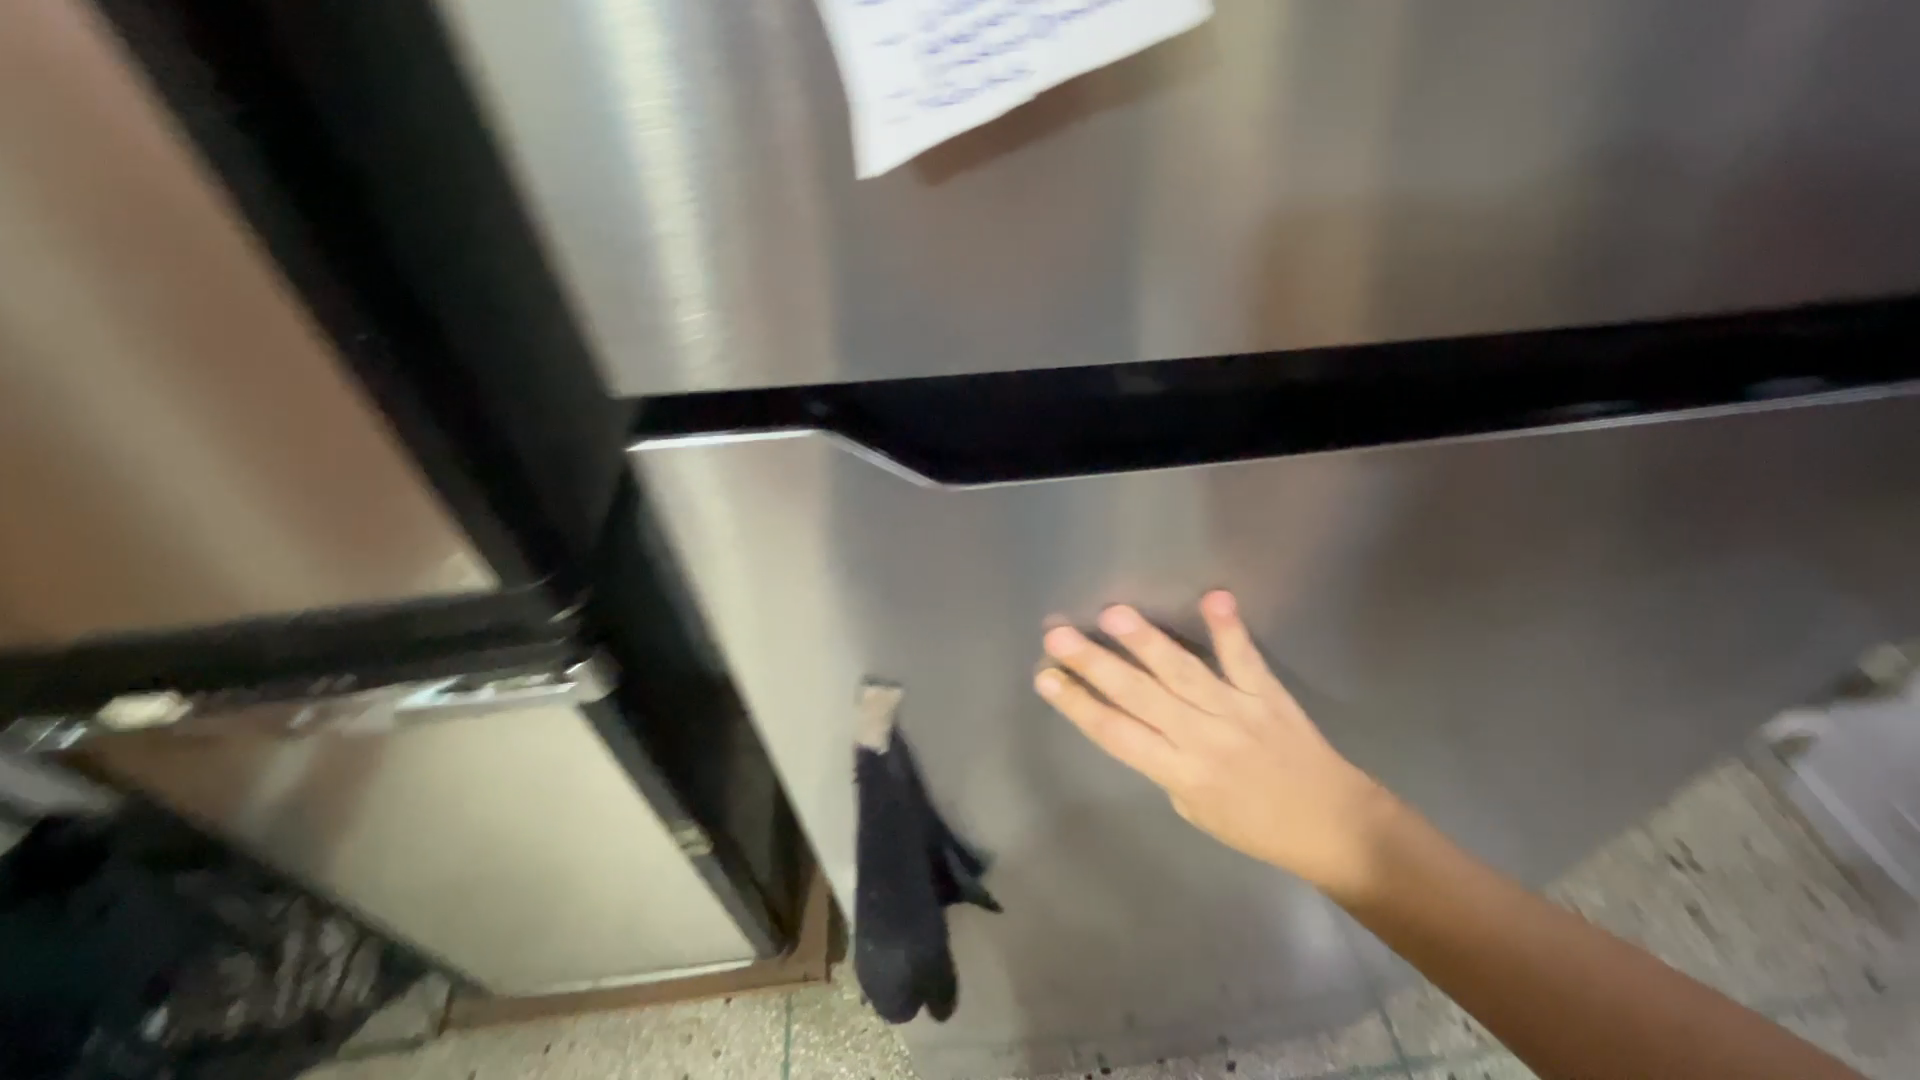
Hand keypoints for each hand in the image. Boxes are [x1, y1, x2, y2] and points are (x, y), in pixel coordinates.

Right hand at [1034, 590, 1399, 896]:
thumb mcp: (1194, 809)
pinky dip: (1229, 629)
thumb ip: (1164, 763)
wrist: (1332, 826)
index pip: (1115, 734)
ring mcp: (1236, 711)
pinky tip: (1213, 597)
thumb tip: (1141, 719)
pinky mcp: (1268, 694)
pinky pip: (1244, 659)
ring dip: (1145, 642)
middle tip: (1057, 637)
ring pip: (1182, 672)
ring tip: (1112, 614)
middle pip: (1138, 697)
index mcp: (1179, 772)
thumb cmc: (1255, 826)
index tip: (1045, 678)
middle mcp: (1201, 738)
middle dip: (1093, 665)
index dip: (1077, 705)